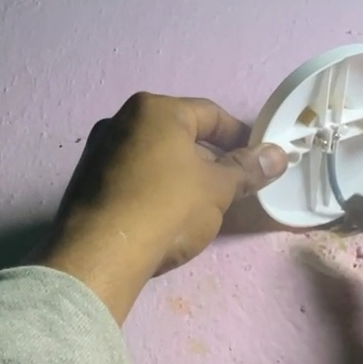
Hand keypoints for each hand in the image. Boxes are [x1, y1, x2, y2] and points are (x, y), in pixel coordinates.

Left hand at [37, 93, 286, 322]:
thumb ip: (248, 169)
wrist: (101, 253)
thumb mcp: (218, 188)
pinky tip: (163, 218)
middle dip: (208, 159)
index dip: (240, 137)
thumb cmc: (168, 207)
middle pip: (179, 135)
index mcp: (154, 109)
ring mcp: (98, 151)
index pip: (210, 114)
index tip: (257, 160)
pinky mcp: (85, 182)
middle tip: (230, 188)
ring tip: (198, 208)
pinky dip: (152, 190)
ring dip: (180, 176)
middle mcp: (120, 120)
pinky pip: (131, 178)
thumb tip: (277, 155)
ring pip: (153, 157)